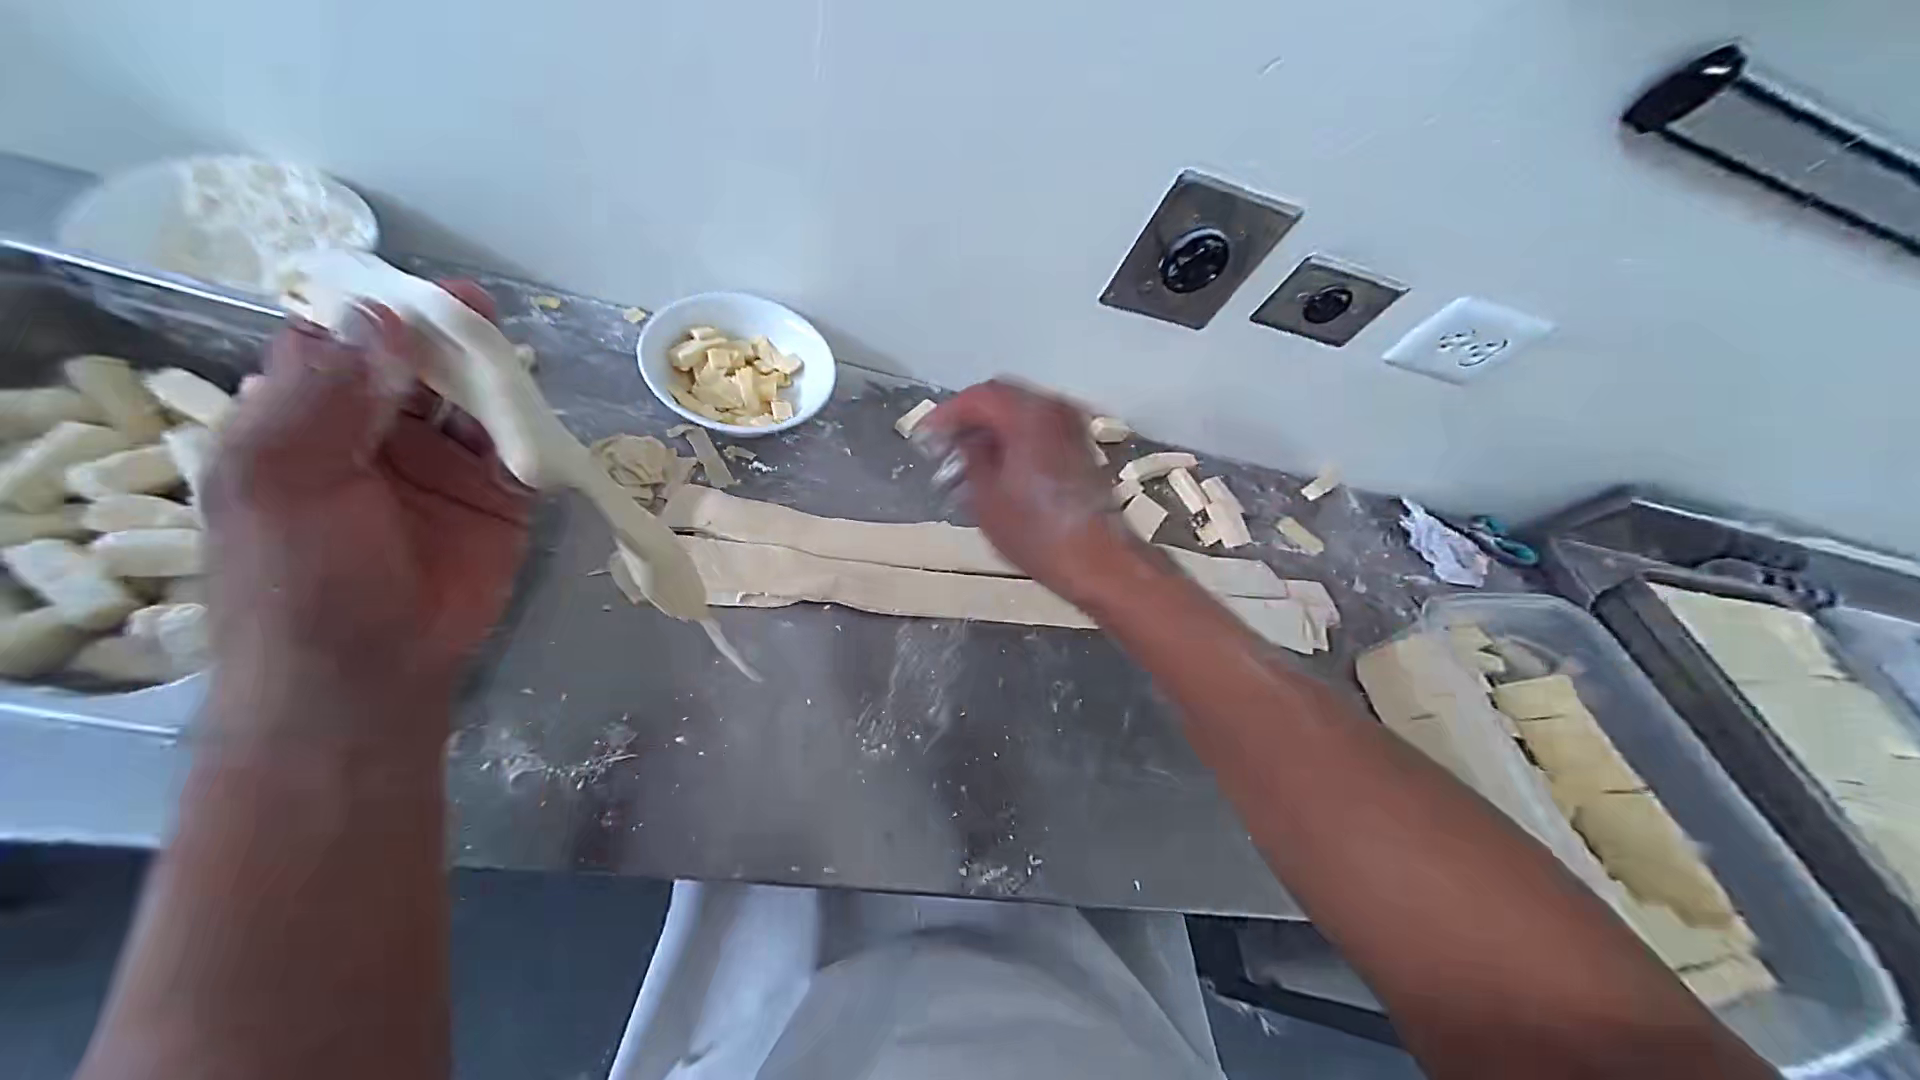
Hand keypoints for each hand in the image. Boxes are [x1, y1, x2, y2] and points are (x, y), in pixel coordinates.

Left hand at [204, 282, 531, 727]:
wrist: (371, 669)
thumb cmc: (302, 579)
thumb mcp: (282, 479)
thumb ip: (325, 396)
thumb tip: (379, 317)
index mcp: (307, 419)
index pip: (339, 343)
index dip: (372, 312)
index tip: (409, 294)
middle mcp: (380, 432)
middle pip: (420, 363)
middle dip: (447, 335)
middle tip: (477, 310)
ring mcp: (446, 465)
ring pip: (477, 401)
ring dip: (497, 379)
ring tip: (516, 359)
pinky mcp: (502, 497)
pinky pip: (523, 451)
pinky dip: (535, 433)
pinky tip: (541, 420)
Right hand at [921, 380, 1140, 603]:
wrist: (1096, 560)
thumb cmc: (1040, 535)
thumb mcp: (986, 498)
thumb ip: (970, 458)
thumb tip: (963, 443)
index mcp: (1028, 417)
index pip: (978, 396)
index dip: (946, 413)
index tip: (927, 434)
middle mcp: (1055, 411)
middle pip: (1002, 397)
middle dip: (969, 418)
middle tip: (945, 444)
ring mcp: (1072, 427)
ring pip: (1022, 411)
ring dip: (992, 428)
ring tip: (968, 458)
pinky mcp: (1080, 446)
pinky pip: (1039, 427)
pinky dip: (1015, 437)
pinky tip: (999, 465)